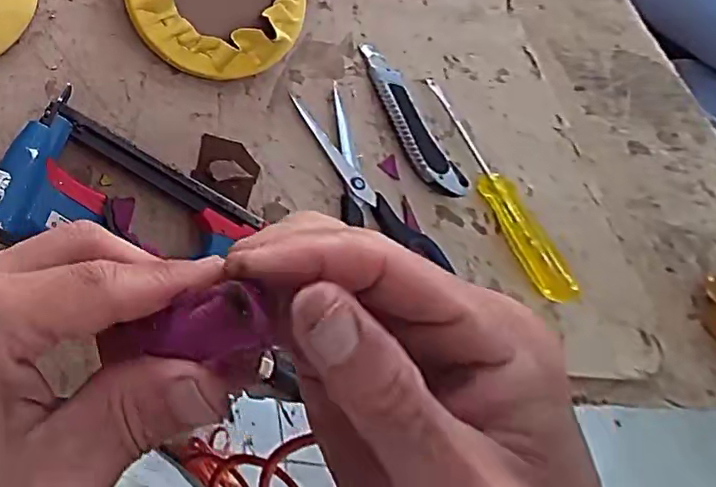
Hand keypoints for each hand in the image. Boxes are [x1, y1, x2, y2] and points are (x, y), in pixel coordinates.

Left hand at [0, 222, 234, 486]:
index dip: (172, 282)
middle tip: (205, 318)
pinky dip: (105, 298)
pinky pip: (62, 275)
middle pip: (90, 250)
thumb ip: (135, 413)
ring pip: (79, 255)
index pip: (100, 280)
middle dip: (152, 279)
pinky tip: (131, 337)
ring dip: (131, 286)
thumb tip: (211, 374)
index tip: (226, 286)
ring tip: (176, 331)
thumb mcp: (56, 473)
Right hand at [226, 212, 599, 486]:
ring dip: (275, 276)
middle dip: (286, 256)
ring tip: (228, 296)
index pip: (385, 261)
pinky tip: (248, 316)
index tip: (246, 266)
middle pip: (353, 251)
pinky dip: (276, 311)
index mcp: (488, 327)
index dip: (309, 253)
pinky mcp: (370, 356)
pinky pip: (317, 315)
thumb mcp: (453, 482)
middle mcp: (443, 314)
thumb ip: (387, 395)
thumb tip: (311, 298)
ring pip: (327, 272)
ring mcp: (404, 333)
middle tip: (227, 283)